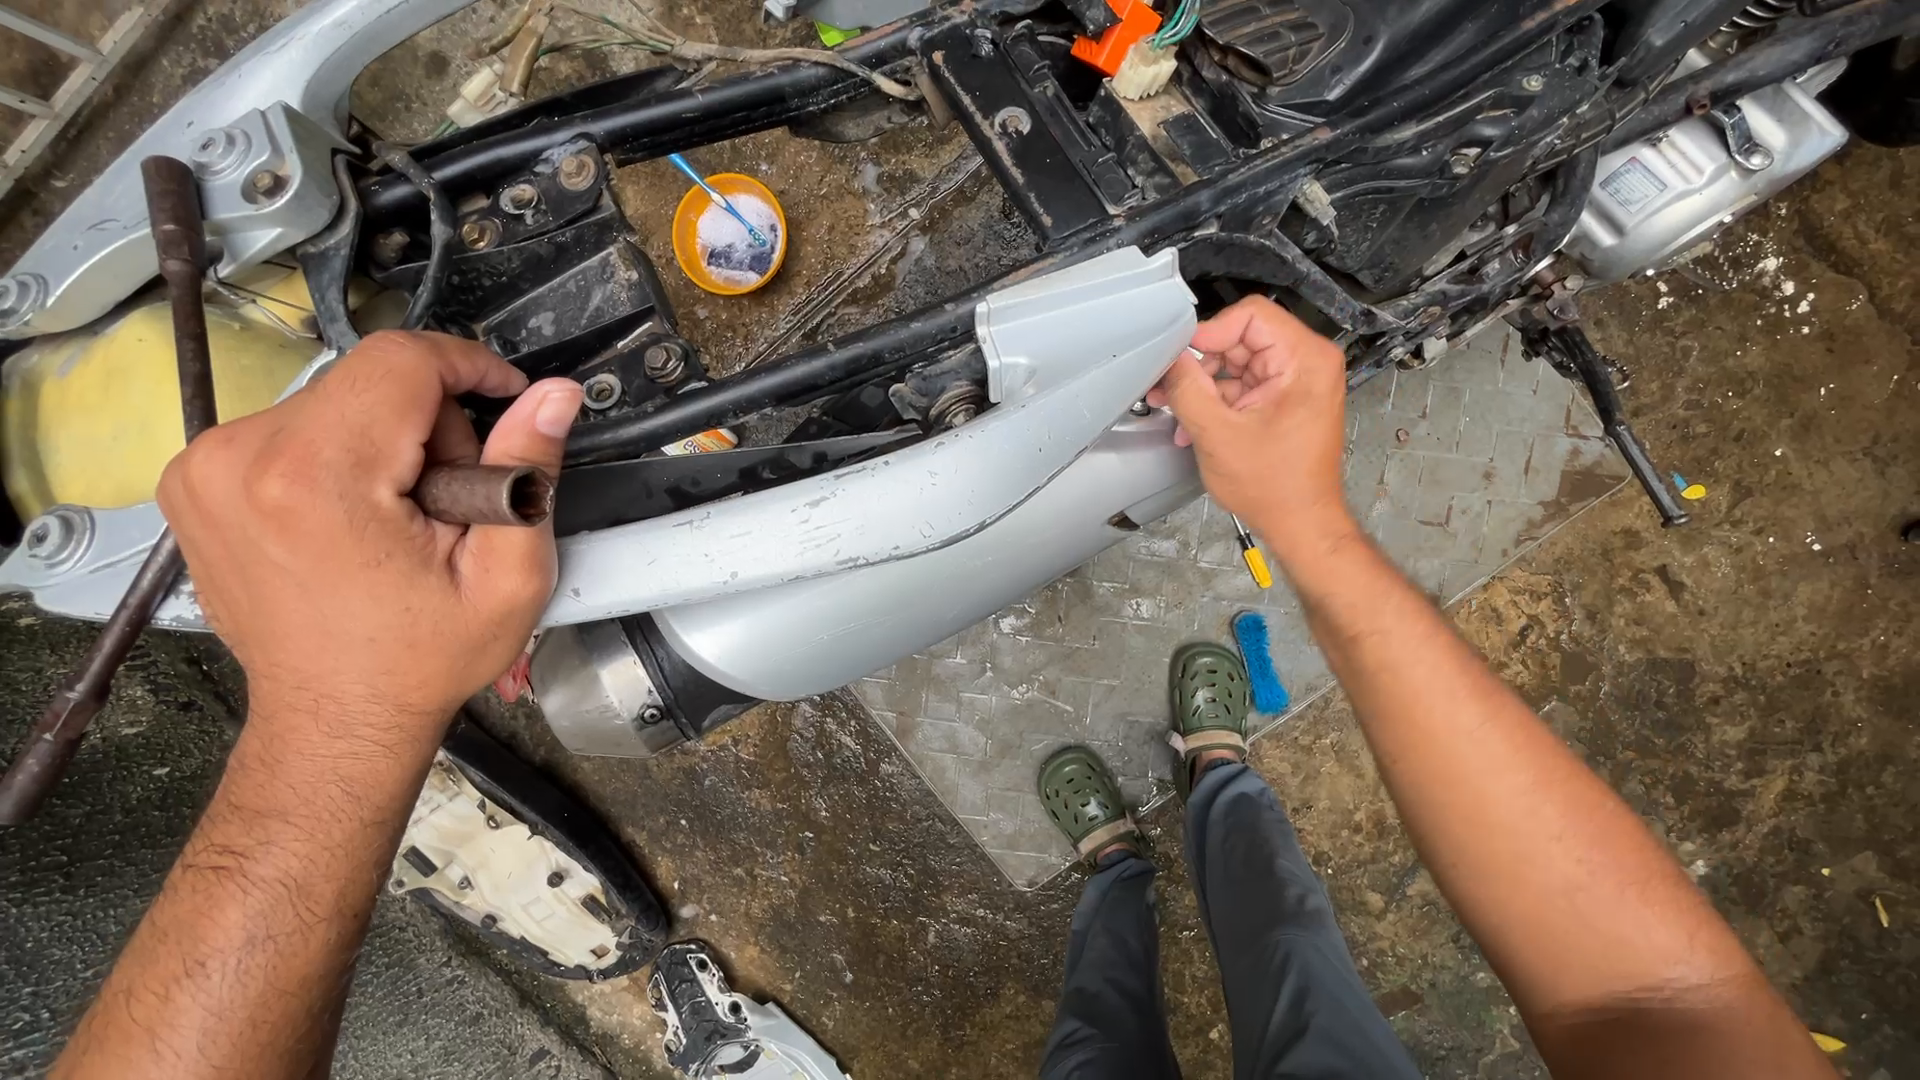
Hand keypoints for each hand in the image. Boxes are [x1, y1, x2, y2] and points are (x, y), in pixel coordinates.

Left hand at [157, 331, 583, 732]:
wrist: (338, 713)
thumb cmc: (426, 655)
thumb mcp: (510, 573)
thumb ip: (529, 471)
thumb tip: (554, 395)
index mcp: (317, 478)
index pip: (401, 361)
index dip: (472, 367)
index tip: (512, 399)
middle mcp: (238, 457)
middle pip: (374, 382)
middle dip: (437, 427)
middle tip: (456, 503)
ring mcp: (205, 466)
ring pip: (341, 400)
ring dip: (394, 441)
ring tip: (412, 517)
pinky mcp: (197, 477)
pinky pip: (300, 425)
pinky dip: (350, 454)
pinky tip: (365, 515)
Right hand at [1146, 295, 1357, 563]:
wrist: (1299, 522)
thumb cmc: (1276, 487)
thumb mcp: (1217, 433)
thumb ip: (1187, 389)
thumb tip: (1169, 359)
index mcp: (1304, 360)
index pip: (1250, 316)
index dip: (1208, 333)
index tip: (1179, 358)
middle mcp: (1306, 363)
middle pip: (1239, 339)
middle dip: (1199, 364)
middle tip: (1167, 387)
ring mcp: (1294, 382)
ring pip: (1235, 363)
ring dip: (1201, 387)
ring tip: (1175, 412)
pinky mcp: (1282, 400)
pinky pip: (1240, 385)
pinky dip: (1214, 402)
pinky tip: (1192, 425)